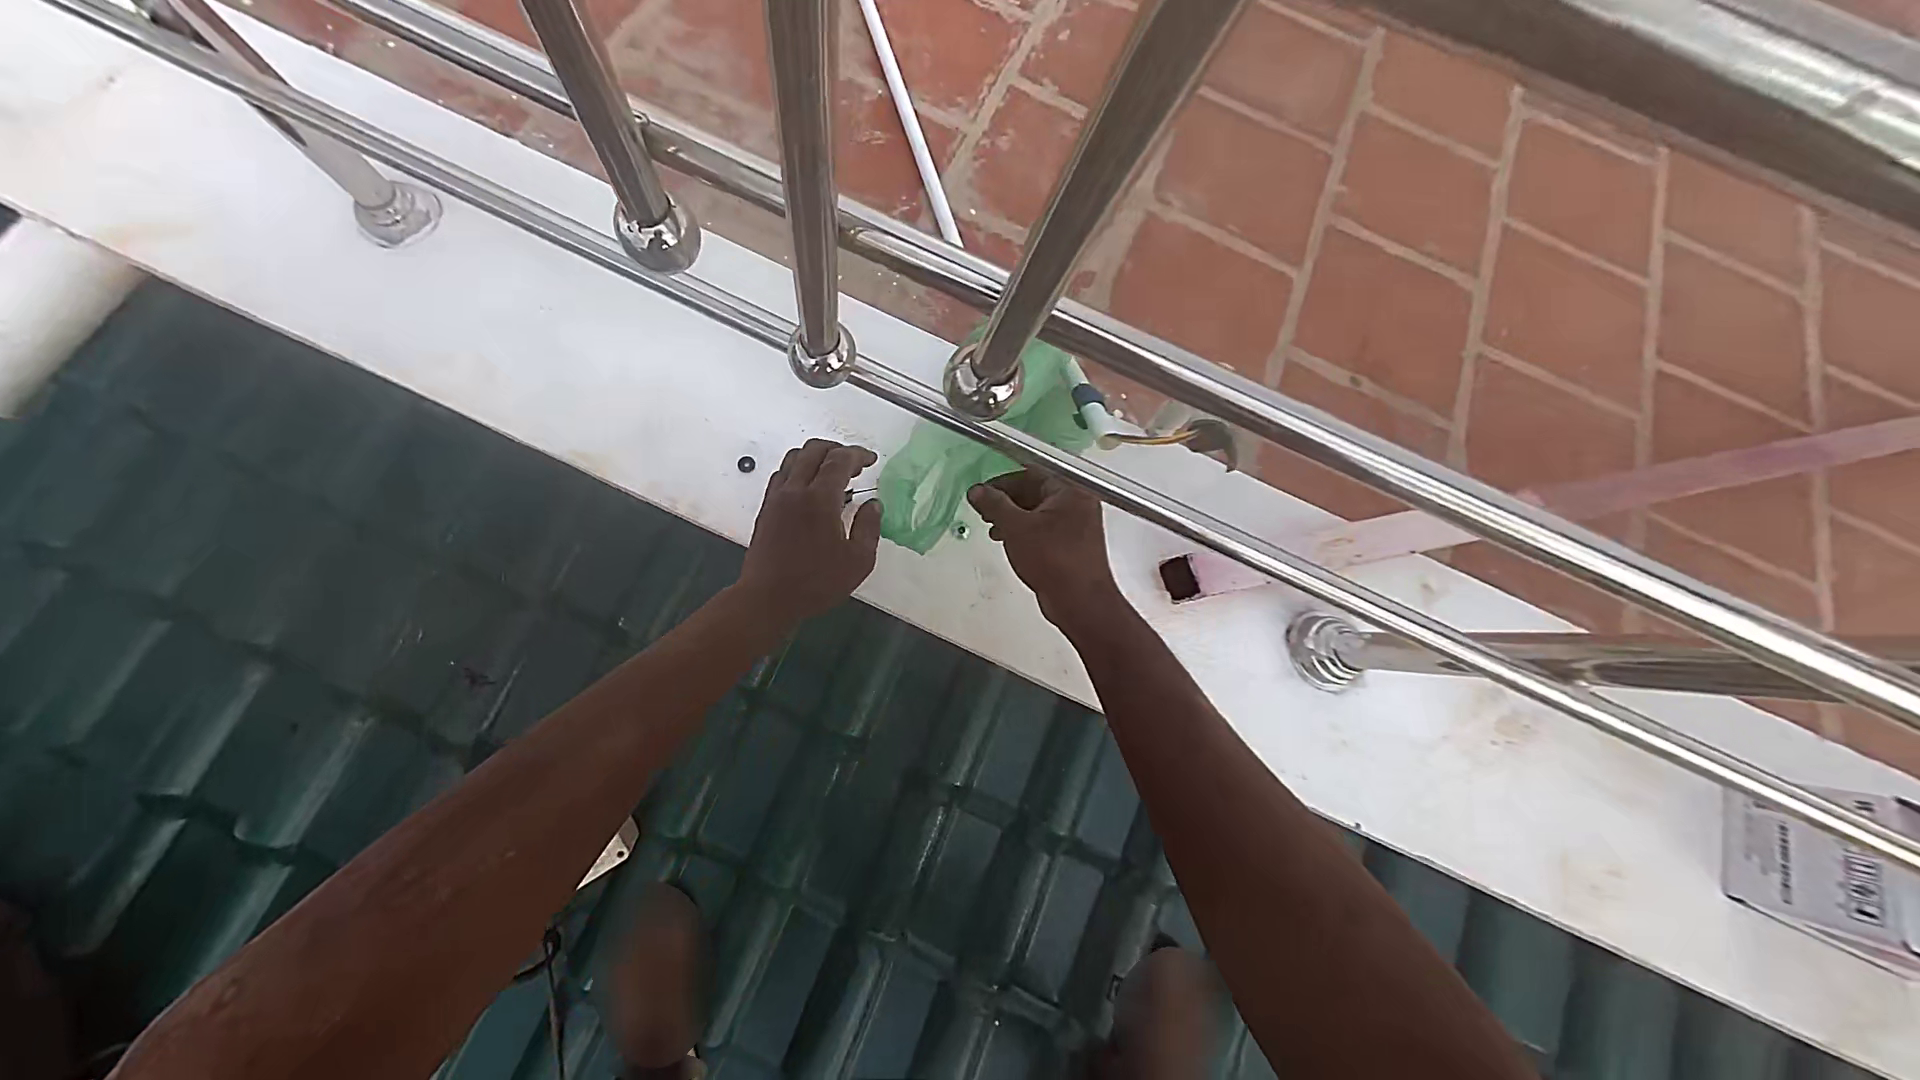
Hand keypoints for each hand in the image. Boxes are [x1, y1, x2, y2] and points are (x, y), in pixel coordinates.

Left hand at [735, 439, 882, 624]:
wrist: (769, 598)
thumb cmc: (816, 583)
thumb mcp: (858, 560)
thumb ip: (869, 527)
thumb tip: (872, 506)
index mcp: (819, 500)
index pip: (839, 460)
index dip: (858, 455)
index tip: (871, 460)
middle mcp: (794, 491)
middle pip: (814, 450)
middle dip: (838, 450)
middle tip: (855, 463)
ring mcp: (776, 498)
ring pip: (794, 458)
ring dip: (816, 456)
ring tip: (832, 471)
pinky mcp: (766, 508)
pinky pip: (782, 474)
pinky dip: (799, 469)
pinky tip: (809, 487)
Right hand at [967, 467, 1127, 635]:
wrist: (1079, 601)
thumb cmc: (1055, 561)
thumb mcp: (1016, 527)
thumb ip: (994, 505)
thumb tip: (979, 492)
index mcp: (1071, 491)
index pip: (1032, 474)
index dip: (1003, 481)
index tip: (984, 491)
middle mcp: (1079, 504)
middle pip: (1037, 492)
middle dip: (1007, 501)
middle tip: (985, 509)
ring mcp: (1078, 525)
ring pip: (1040, 512)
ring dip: (1014, 518)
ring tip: (994, 527)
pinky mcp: (1074, 545)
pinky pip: (1046, 529)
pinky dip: (1026, 532)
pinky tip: (1010, 541)